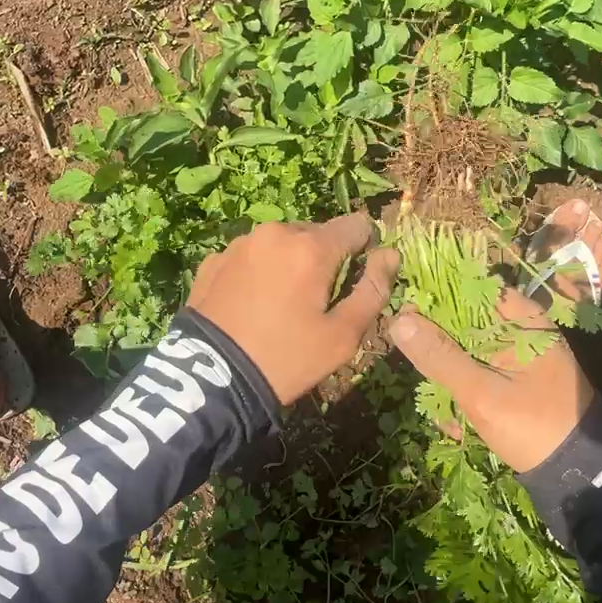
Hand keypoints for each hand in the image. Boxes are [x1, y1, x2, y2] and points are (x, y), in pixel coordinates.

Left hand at [187, 214, 400, 404]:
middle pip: (316, 234)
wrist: (210, 377)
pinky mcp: (214, 260)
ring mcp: (240, 244)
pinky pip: (250, 257)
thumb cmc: (286, 358)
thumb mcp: (342, 336)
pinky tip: (252, 306)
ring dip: (289, 263)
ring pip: (281, 243)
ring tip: (281, 305)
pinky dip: (258, 272)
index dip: (365, 249)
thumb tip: (390, 255)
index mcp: (311, 247)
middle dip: (324, 259)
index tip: (356, 280)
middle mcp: (275, 232)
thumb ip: (373, 290)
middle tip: (316, 302)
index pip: (356, 225)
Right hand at [389, 289, 593, 471]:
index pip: (470, 288)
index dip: (435, 297)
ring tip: (444, 414)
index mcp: (523, 322)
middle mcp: (520, 332)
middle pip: (462, 321)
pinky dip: (462, 395)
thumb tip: (398, 321)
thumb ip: (440, 356)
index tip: (405, 317)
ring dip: (447, 379)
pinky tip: (456, 424)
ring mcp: (516, 358)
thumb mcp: (482, 394)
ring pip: (464, 351)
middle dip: (437, 349)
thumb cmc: (536, 426)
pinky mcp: (512, 381)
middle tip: (423, 378)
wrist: (580, 476)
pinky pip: (475, 374)